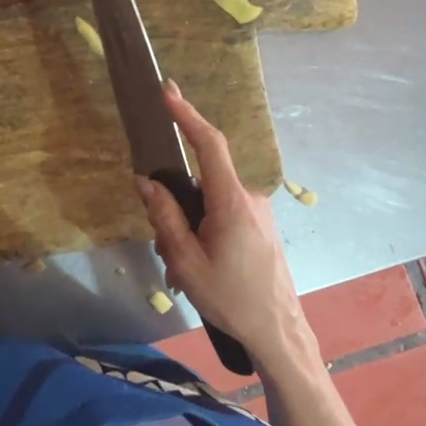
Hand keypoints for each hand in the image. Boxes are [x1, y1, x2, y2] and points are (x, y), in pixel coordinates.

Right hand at [138, 80, 314, 369]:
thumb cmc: (230, 298)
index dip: (188, 115)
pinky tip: (201, 271)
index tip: (168, 92)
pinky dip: (205, 235)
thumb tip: (146, 180)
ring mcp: (259, 213)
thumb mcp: (186, 260)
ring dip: (190, 228)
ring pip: (210, 204)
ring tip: (183, 271)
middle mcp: (249, 198)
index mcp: (231, 202)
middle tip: (165, 249)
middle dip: (176, 207)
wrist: (279, 334)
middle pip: (201, 182)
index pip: (209, 145)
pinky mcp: (262, 227)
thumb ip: (165, 216)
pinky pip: (224, 217)